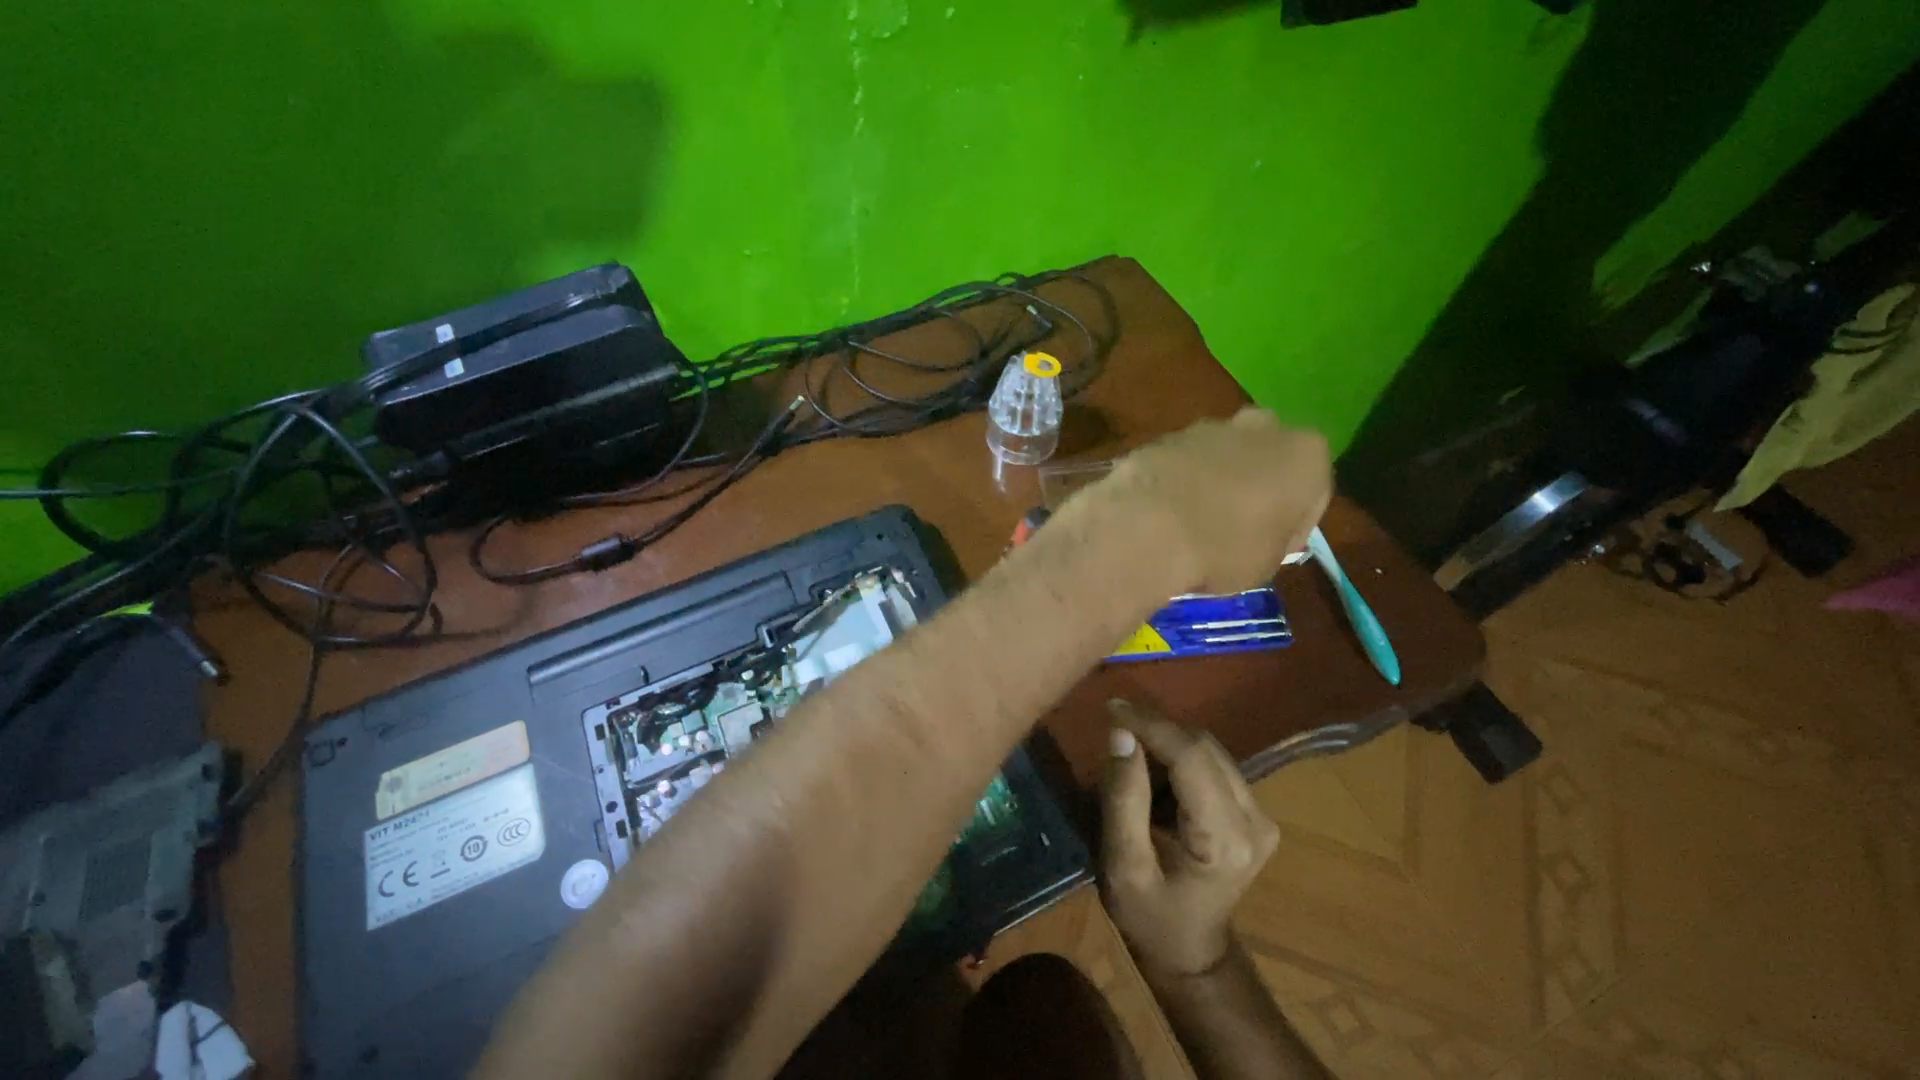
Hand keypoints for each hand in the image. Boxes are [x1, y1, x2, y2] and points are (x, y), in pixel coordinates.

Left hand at [1096, 408, 1330, 594]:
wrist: (1147, 526)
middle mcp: (1262, 427)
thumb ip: (1275, 540)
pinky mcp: (1164, 436)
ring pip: (1224, 456)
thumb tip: (1261, 536)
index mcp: (1305, 454)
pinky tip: (1165, 516)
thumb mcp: (1269, 563)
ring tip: (1196, 525)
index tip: (1275, 549)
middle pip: (1268, 459)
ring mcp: (1209, 427)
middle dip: (1258, 487)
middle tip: (1239, 530)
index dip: (1296, 525)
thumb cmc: (1226, 548)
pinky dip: (1180, 483)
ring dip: (1216, 482)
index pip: (1314, 491)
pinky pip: (1184, 463)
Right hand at [1099, 699, 1280, 977]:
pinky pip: (1213, 764)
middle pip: (1203, 747)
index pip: (1191, 757)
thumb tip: (1121, 734)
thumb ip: (1123, 799)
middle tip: (1112, 725)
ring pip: (1210, 749)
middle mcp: (1255, 819)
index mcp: (1225, 839)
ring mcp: (1260, 814)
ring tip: (1129, 753)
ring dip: (1167, 742)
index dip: (1151, 725)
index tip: (1111, 708)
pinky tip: (1153, 773)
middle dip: (1156, 729)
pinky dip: (1179, 757)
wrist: (1189, 949)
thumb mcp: (1122, 865)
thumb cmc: (1149, 916)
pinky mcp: (1254, 811)